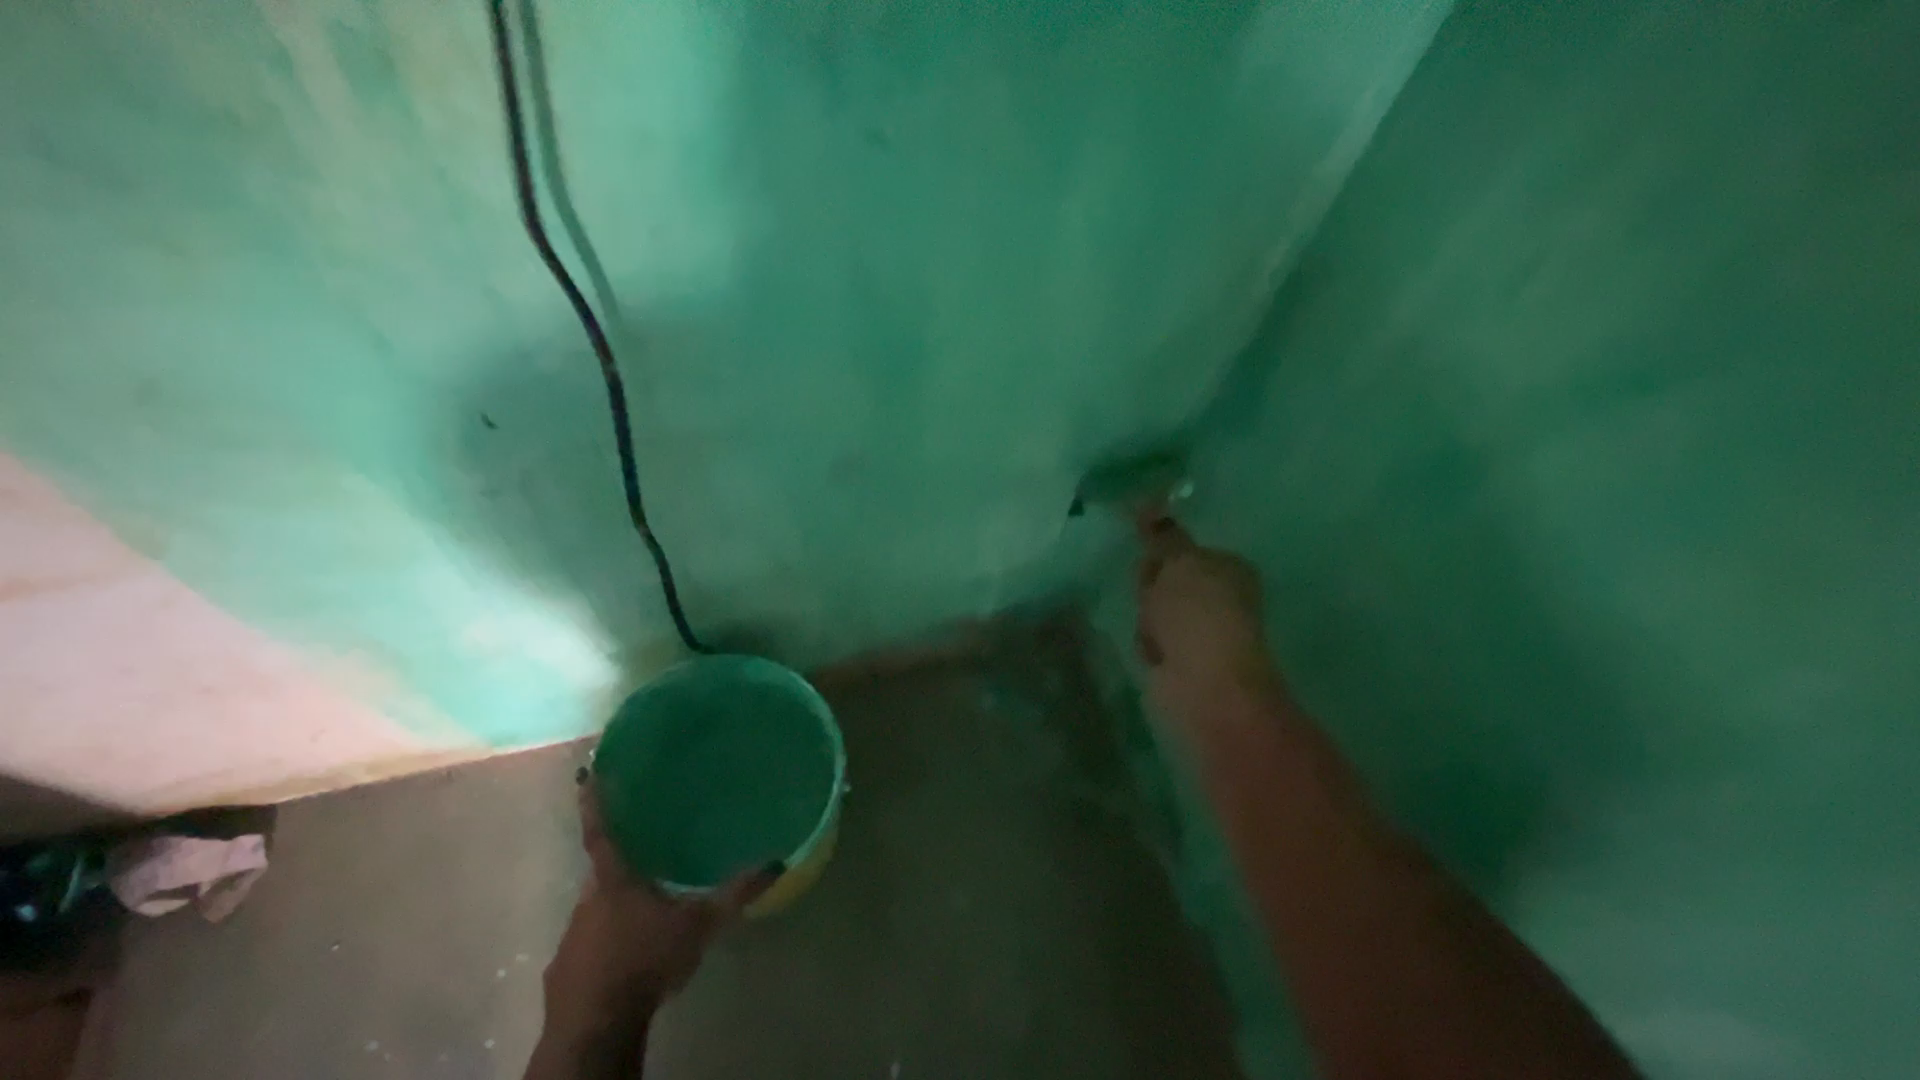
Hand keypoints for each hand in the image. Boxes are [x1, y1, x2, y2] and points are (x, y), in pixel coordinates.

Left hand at [541, 781, 776, 1037]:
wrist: (598, 1024)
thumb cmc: (648, 960)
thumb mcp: (700, 925)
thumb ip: (736, 893)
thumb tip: (778, 860)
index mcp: (616, 881)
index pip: (601, 831)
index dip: (595, 802)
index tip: (586, 773)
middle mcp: (587, 901)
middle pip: (602, 873)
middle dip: (621, 867)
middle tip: (646, 861)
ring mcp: (572, 936)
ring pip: (597, 910)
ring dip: (617, 909)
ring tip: (645, 915)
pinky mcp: (565, 970)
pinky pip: (590, 945)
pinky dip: (608, 944)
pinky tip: (629, 957)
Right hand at [1135, 509, 1273, 693]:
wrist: (1206, 685)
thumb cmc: (1198, 614)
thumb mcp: (1177, 562)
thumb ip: (1162, 535)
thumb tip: (1149, 503)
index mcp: (1230, 567)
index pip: (1184, 548)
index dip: (1160, 553)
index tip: (1146, 560)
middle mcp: (1222, 597)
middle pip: (1167, 579)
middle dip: (1150, 587)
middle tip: (1149, 597)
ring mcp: (1204, 632)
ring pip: (1156, 611)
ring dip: (1147, 620)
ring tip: (1153, 633)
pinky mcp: (1186, 663)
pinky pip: (1155, 641)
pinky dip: (1149, 646)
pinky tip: (1153, 654)